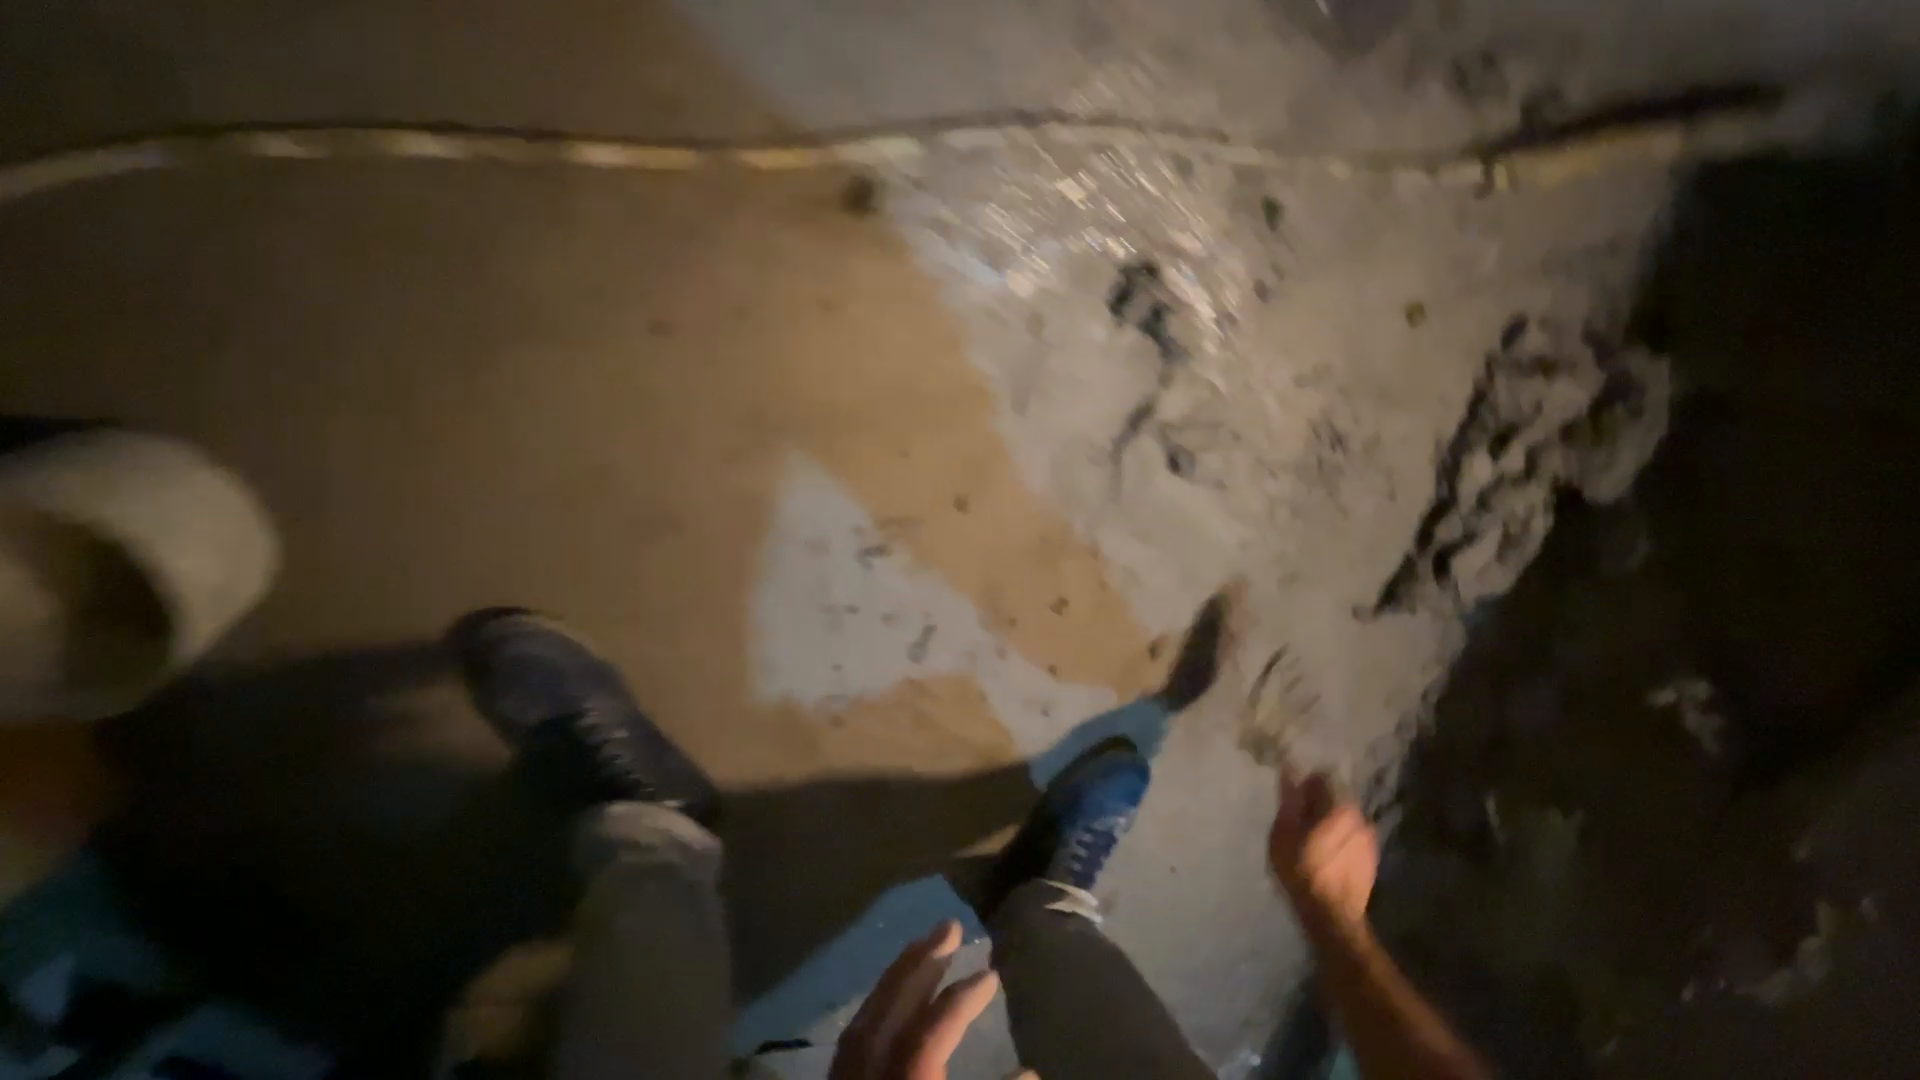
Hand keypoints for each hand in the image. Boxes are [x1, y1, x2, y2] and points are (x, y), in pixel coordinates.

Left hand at [830, 920, 1002, 1079]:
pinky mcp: (833, 1079)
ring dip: (897, 976)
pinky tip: (892, 993)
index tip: (991, 975)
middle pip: (889, 1011)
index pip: (928, 1034)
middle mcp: (866, 1073)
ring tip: (923, 946)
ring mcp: (843, 1076)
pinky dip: (876, 1003)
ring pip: (865, 1019)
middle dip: (921, 963)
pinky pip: (853, 1035)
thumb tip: (1030, 1069)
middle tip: (950, 925)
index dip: (961, 1002)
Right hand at [1268, 771, 1378, 925]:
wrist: (1332, 916)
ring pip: (1345, 820)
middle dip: (1317, 806)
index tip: (1291, 801)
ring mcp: (1370, 839)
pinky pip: (1353, 838)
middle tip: (1297, 824)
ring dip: (1330, 823)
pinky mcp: (1372, 859)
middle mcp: (1361, 817)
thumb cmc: (1301, 870)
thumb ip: (1290, 799)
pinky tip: (1328, 857)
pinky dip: (1340, 840)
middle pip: (1335, 799)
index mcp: (1339, 806)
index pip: (1322, 778)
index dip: (1303, 786)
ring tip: (1312, 842)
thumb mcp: (1284, 831)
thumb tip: (1289, 768)